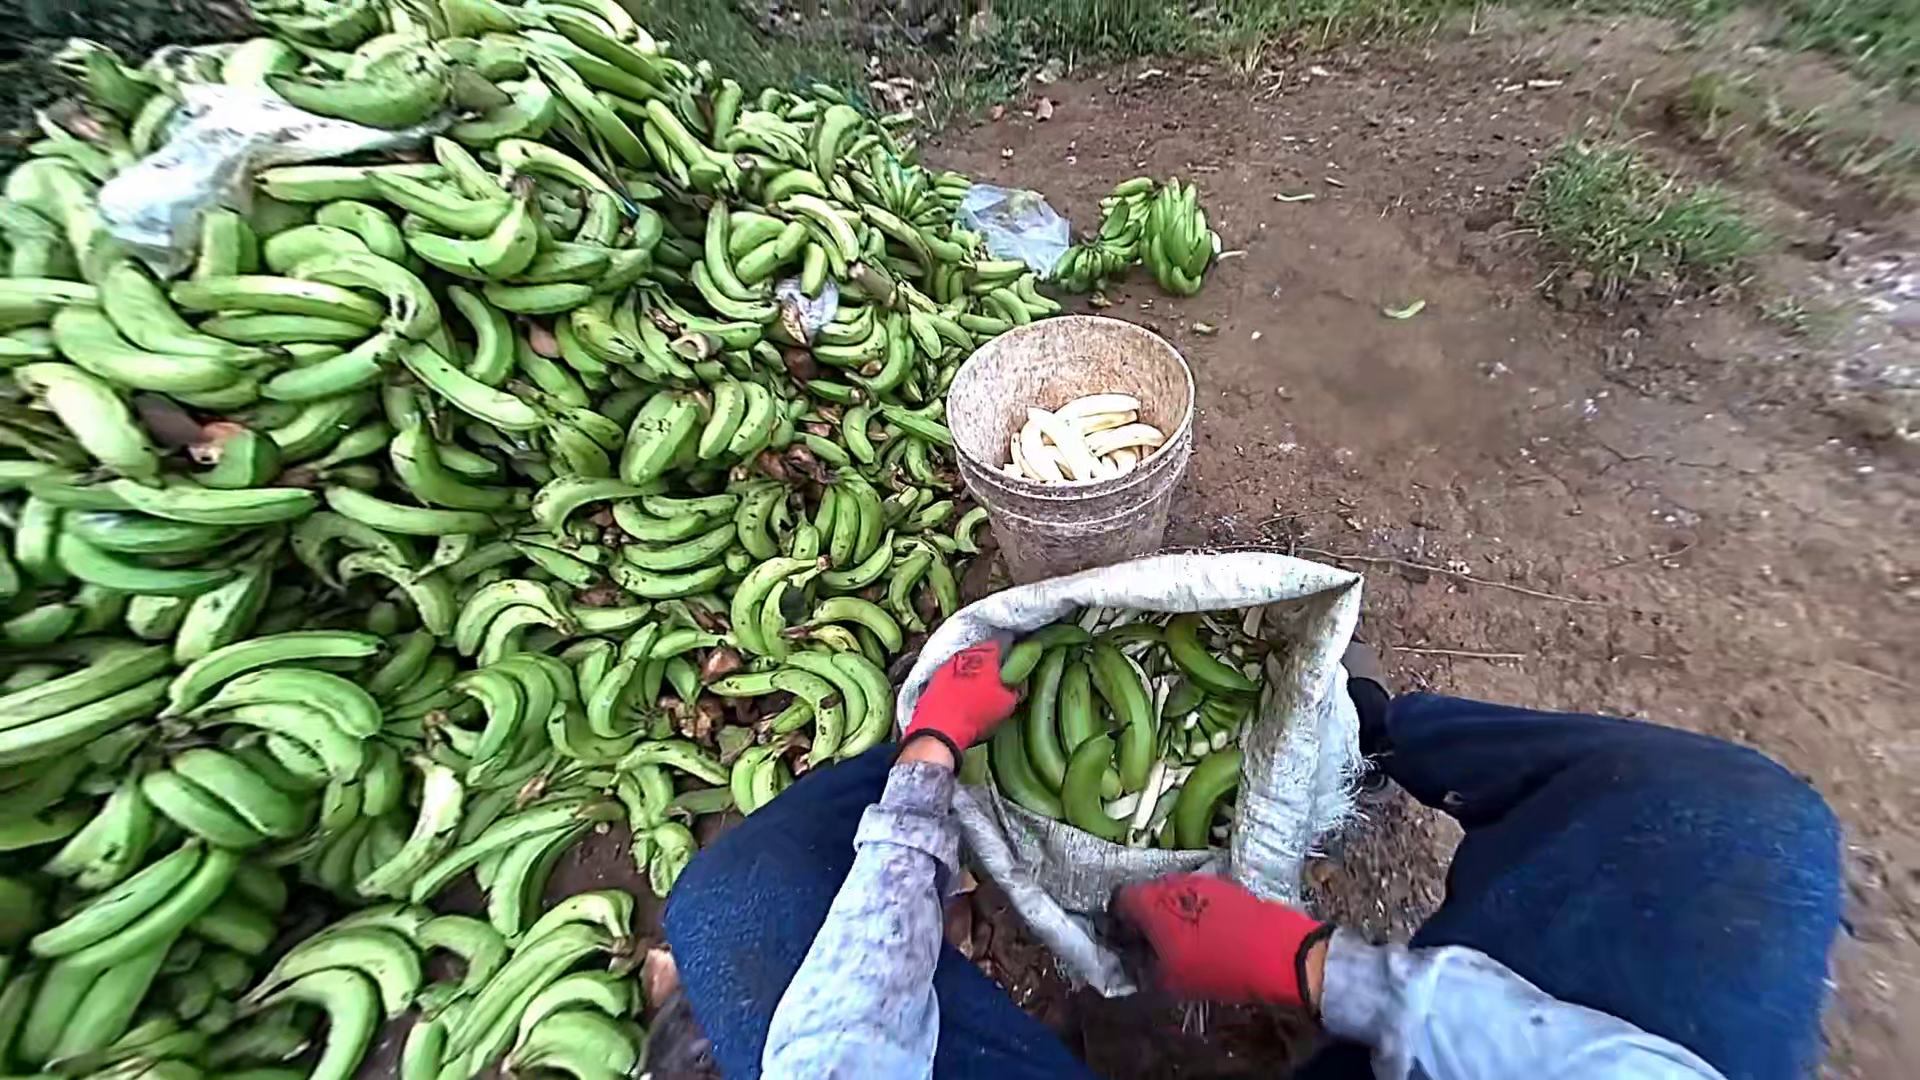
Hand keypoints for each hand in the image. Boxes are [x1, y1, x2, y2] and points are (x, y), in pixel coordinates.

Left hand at [900, 640, 1019, 758]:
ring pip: (963, 663)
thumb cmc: (976, 714)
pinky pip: (949, 675)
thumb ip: (1014, 689)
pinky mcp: (932, 679)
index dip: (1006, 651)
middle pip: (979, 652)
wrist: (938, 729)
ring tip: (974, 688)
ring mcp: (946, 666)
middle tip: (993, 676)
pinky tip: (957, 696)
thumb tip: (1017, 684)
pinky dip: (955, 681)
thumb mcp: (1006, 704)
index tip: (1009, 661)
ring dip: (969, 671)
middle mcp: (964, 655)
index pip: (1000, 643)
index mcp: (985, 656)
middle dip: (986, 661)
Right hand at [1115, 873, 1333, 1009]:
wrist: (1275, 950)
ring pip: (1172, 893)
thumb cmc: (1216, 965)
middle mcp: (1167, 881)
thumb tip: (1138, 966)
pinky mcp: (1220, 883)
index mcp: (1148, 901)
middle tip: (1154, 944)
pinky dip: (1195, 910)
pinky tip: (1209, 933)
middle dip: (1146, 916)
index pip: (1119, 899)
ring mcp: (1195, 878)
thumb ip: (1148, 970)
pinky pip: (1196, 894)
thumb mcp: (1174, 981)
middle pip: (1145, 894)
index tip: (1127, 940)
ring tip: (1184, 940)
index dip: (1119, 920)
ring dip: (1172, 912)